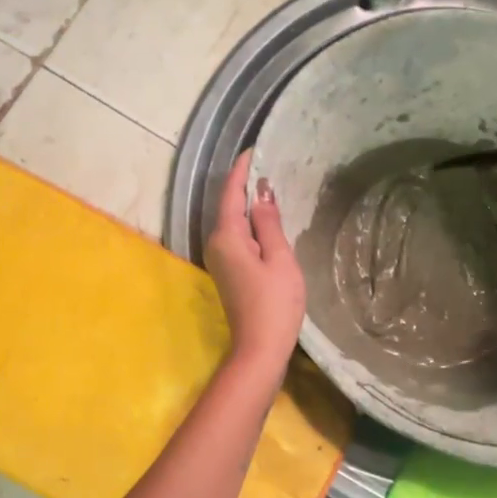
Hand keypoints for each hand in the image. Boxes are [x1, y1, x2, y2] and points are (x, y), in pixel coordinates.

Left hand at [206, 150, 305, 375]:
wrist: (260, 347)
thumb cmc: (275, 303)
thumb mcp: (279, 259)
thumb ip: (269, 223)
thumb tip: (261, 191)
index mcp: (227, 237)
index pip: (231, 193)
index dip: (242, 170)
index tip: (255, 149)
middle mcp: (216, 244)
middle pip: (229, 207)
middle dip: (245, 184)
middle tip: (269, 164)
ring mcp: (220, 259)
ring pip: (233, 223)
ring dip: (248, 205)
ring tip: (270, 186)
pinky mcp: (228, 272)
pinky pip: (238, 238)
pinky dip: (250, 225)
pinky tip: (267, 221)